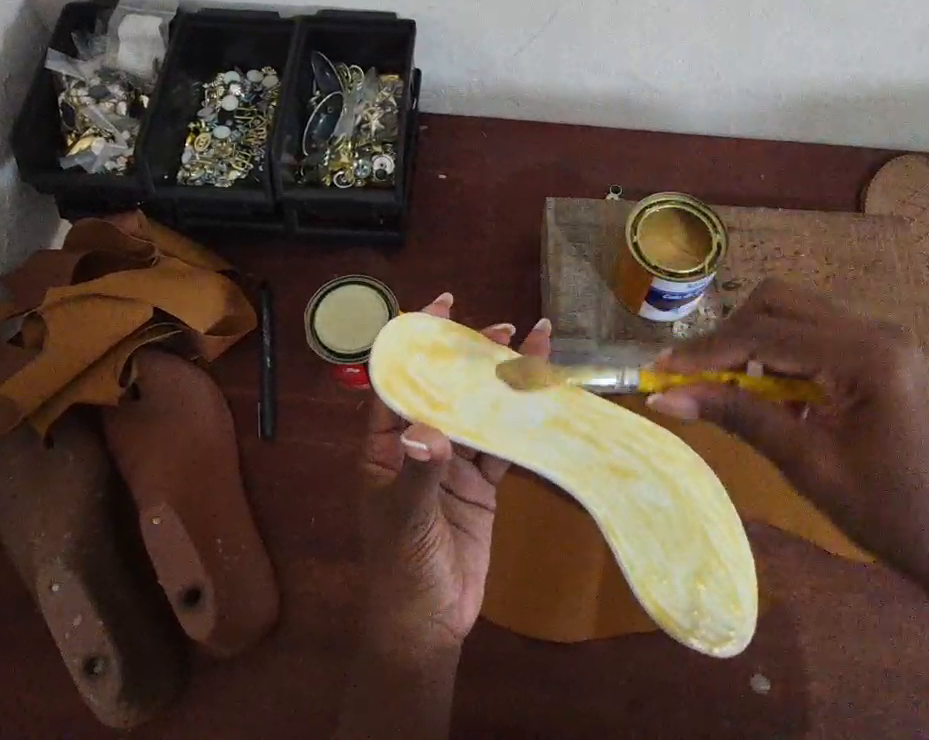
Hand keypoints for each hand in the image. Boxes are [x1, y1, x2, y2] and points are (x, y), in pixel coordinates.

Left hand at [357, 293, 550, 655]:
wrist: (428, 625)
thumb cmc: (400, 570)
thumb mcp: (405, 519)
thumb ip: (419, 472)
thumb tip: (430, 430)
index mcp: (384, 444)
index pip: (398, 379)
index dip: (418, 340)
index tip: (442, 305)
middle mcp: (419, 442)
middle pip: (446, 386)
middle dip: (471, 354)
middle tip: (503, 328)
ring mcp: (453, 462)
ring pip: (480, 409)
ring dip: (503, 381)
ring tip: (534, 346)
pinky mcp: (481, 484)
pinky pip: (503, 443)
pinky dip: (523, 421)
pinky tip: (544, 397)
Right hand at [647, 279, 928, 590]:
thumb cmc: (892, 514)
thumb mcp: (808, 465)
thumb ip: (738, 418)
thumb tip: (667, 398)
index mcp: (866, 355)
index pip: (765, 335)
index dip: (707, 352)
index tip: (660, 371)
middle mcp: (876, 330)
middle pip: (778, 303)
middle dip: (729, 335)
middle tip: (695, 377)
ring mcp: (882, 338)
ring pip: (795, 313)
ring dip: (753, 342)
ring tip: (727, 389)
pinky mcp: (881, 354)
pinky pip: (815, 334)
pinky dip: (780, 354)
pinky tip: (770, 394)